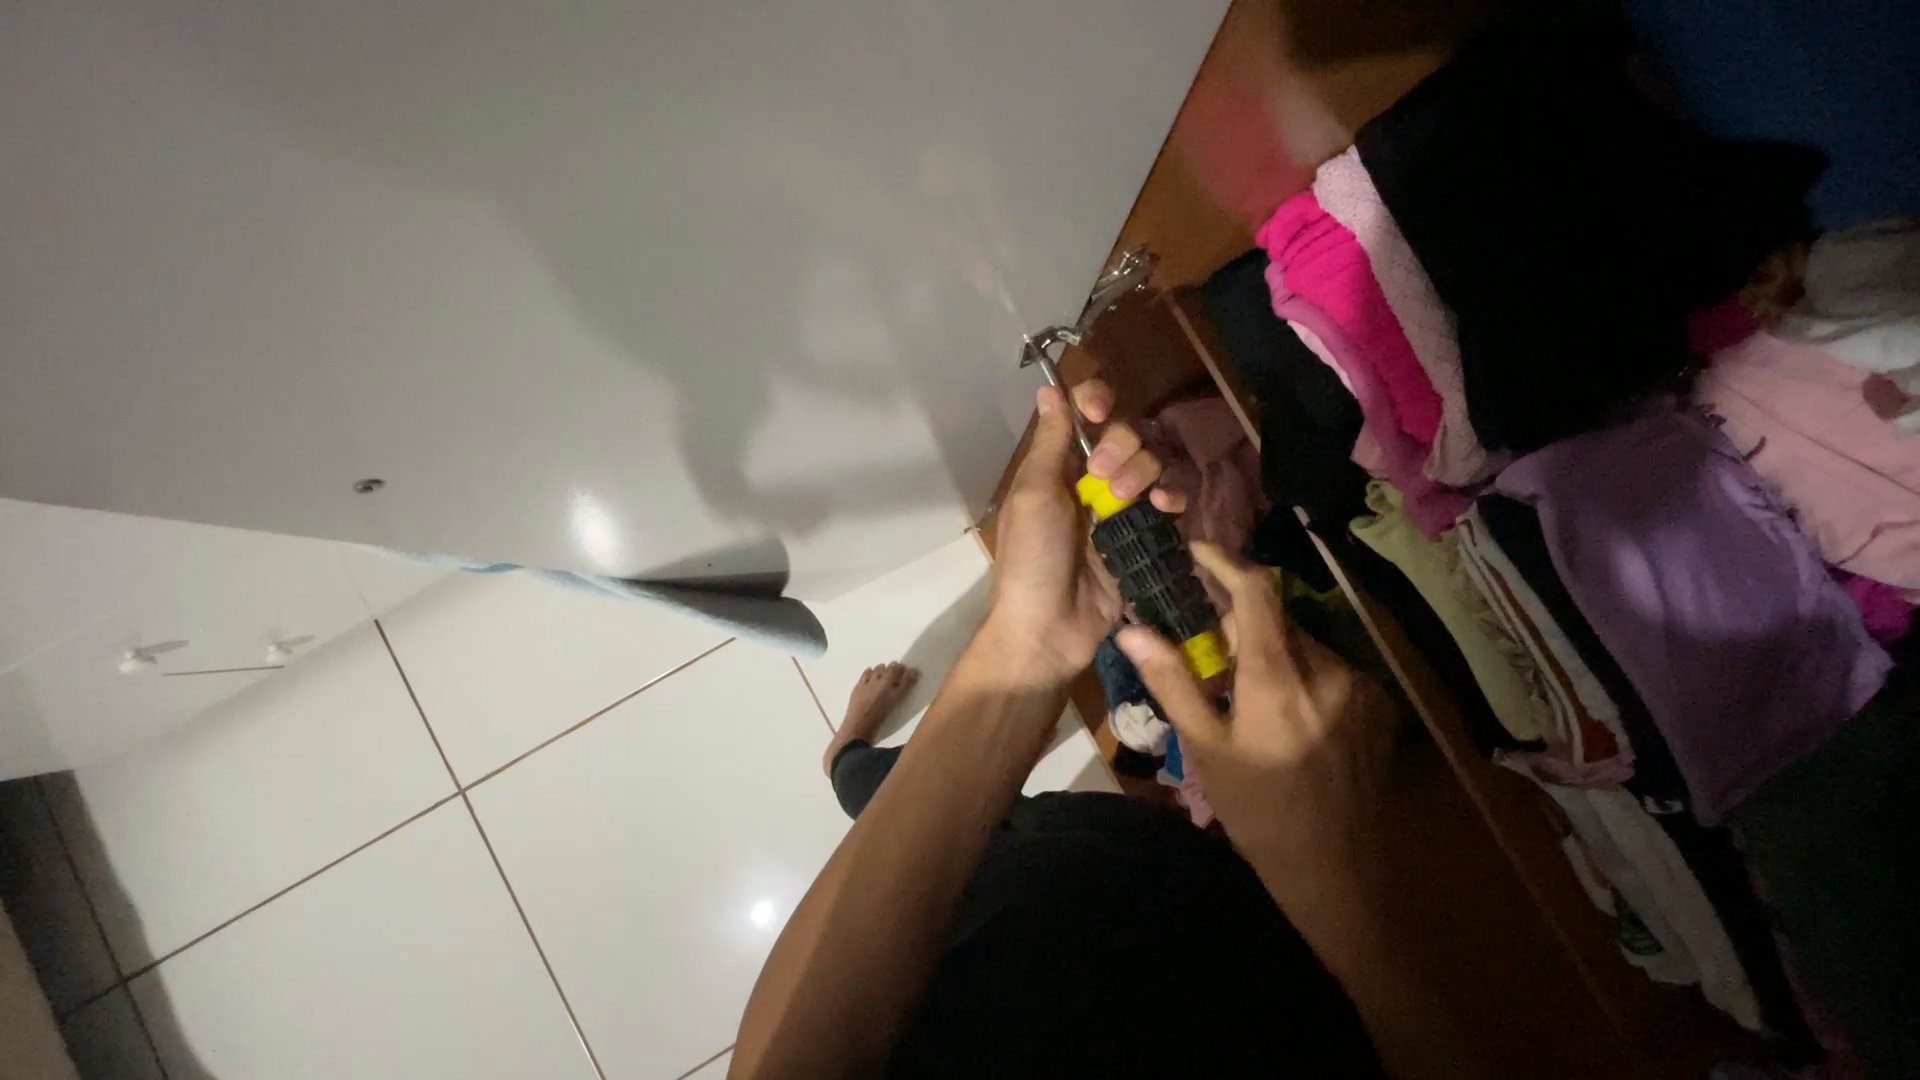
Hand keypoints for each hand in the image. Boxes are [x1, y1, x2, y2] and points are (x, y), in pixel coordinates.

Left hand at [984, 380, 1183, 683]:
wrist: (1048, 629)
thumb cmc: (1030, 559)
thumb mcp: (1034, 495)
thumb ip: (1049, 442)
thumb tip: (1047, 388)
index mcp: (1056, 467)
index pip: (1083, 415)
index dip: (1095, 401)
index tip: (1098, 411)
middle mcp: (1089, 481)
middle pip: (1125, 435)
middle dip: (1121, 446)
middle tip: (1103, 477)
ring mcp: (1117, 509)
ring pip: (1151, 465)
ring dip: (1145, 471)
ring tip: (1128, 499)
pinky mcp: (1142, 537)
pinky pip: (1168, 504)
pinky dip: (1172, 498)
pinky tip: (1164, 509)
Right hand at [1117, 543, 1393, 887]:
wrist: (1338, 871)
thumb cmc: (1258, 811)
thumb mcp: (1205, 748)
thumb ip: (1171, 682)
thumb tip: (1132, 631)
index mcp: (1277, 678)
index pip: (1256, 592)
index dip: (1225, 562)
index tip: (1199, 552)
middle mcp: (1326, 668)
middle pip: (1275, 619)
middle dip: (1241, 628)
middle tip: (1215, 667)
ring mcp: (1359, 686)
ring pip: (1302, 644)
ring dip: (1271, 653)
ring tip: (1252, 704)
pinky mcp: (1378, 704)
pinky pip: (1327, 667)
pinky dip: (1300, 675)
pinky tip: (1291, 720)